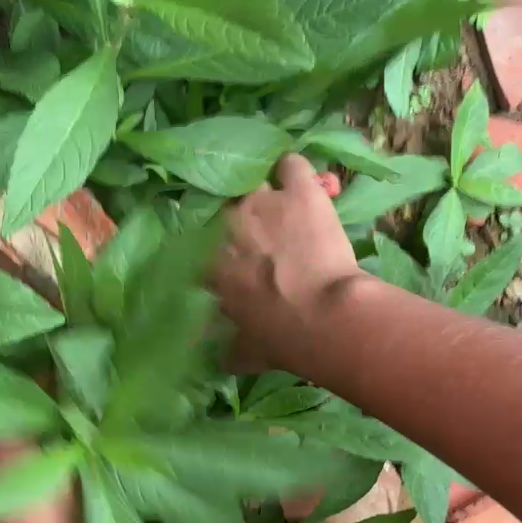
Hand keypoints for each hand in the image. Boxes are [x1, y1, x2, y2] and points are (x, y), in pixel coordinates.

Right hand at [213, 154, 364, 366]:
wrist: (323, 317)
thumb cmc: (279, 338)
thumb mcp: (244, 353)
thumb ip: (227, 351)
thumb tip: (220, 359)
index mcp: (209, 265)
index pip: (197, 252)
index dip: (212, 257)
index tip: (223, 267)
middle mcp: (227, 227)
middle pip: (220, 212)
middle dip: (231, 222)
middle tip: (250, 236)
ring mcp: (263, 203)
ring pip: (251, 182)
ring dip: (259, 192)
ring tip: (273, 204)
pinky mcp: (299, 191)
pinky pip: (290, 164)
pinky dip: (292, 170)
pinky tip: (298, 180)